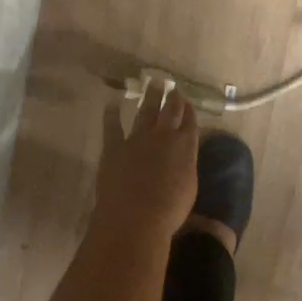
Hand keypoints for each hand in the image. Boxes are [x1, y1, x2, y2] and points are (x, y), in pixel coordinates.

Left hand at [92, 82, 198, 242]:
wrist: (135, 218)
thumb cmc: (169, 210)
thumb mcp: (189, 188)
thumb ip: (187, 167)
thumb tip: (184, 157)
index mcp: (185, 147)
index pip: (190, 123)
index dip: (189, 111)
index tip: (188, 101)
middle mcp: (163, 136)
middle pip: (170, 111)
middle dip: (173, 98)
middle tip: (173, 88)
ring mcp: (137, 139)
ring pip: (145, 111)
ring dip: (150, 97)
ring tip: (153, 83)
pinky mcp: (114, 146)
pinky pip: (112, 125)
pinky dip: (111, 113)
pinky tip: (112, 102)